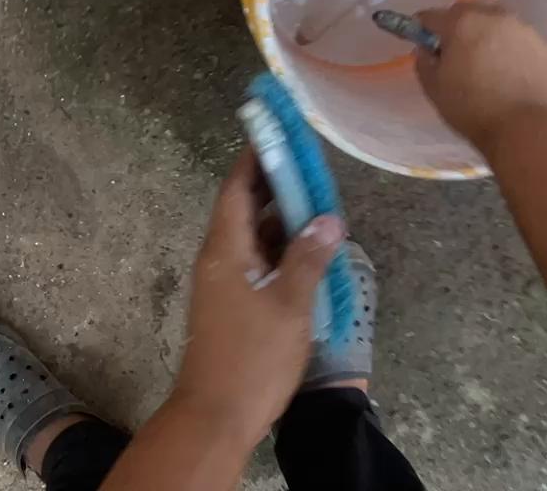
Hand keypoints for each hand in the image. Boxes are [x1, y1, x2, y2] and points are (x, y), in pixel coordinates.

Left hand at [171, 150, 343, 444]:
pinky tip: (304, 248)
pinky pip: (254, 258)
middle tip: (306, 163)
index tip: (275, 132)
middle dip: (272, 183)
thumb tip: (330, 219)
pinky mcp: (230, 300)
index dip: (254, 157)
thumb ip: (308, 258)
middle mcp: (218, 255)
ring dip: (278, 217)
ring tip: (314, 200)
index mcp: (225, 247)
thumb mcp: (289, 306)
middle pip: (243, 206)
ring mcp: (222, 279)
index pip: (237, 187)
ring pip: (251, 234)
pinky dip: (276, 246)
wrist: (216, 414)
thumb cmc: (252, 356)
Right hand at [414, 0, 546, 155]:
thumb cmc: (472, 107)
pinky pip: (520, 41)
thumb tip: (428, 49)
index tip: (424, 44)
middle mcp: (493, 16)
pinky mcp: (546, 47)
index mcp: (461, 22)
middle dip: (458, 27)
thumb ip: (424, 61)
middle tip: (457, 53)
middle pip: (468, 12)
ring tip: (488, 64)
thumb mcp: (433, 87)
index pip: (431, 16)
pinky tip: (511, 74)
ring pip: (497, 23)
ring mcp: (524, 30)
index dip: (423, 29)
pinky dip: (512, 50)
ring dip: (488, 36)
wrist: (527, 129)